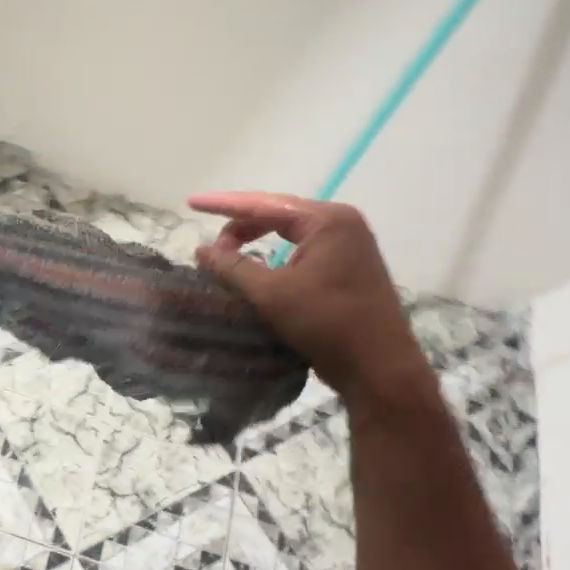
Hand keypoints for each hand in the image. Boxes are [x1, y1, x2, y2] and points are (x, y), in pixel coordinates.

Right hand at [186, 192, 429, 404]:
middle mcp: (341, 224)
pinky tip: (256, 268)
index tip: (190, 203)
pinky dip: (274, 255)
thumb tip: (201, 250)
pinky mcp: (348, 267)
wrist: (378, 367)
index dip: (223, 205)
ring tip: (226, 256)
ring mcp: (348, 246)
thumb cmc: (326, 324)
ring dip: (256, 241)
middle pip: (278, 214)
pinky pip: (301, 250)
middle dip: (240, 225)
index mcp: (327, 221)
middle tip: (209, 246)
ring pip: (289, 233)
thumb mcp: (270, 294)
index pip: (264, 204)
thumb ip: (233, 267)